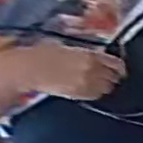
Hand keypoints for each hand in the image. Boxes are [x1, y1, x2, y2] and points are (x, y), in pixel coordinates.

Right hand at [0, 40, 125, 99]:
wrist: (24, 69)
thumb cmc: (38, 55)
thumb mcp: (65, 48)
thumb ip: (85, 54)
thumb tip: (98, 57)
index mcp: (90, 56)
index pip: (117, 63)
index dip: (118, 67)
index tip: (117, 69)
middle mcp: (94, 69)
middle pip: (114, 77)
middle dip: (110, 76)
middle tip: (103, 76)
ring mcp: (89, 83)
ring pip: (108, 87)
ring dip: (104, 85)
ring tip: (91, 82)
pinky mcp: (83, 94)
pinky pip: (97, 94)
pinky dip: (94, 92)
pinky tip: (84, 87)